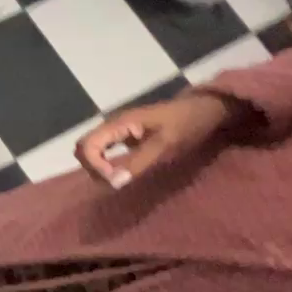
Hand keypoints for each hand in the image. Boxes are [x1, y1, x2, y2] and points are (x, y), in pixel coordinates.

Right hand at [75, 92, 246, 188]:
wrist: (208, 107)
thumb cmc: (188, 124)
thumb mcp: (166, 144)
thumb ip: (138, 162)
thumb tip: (113, 184)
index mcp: (117, 124)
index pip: (86, 146)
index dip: (94, 165)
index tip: (114, 179)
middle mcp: (110, 125)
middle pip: (83, 147)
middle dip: (92, 166)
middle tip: (113, 181)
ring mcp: (116, 129)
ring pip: (90, 149)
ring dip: (97, 166)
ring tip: (116, 178)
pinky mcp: (123, 134)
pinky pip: (103, 149)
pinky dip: (105, 162)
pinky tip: (120, 170)